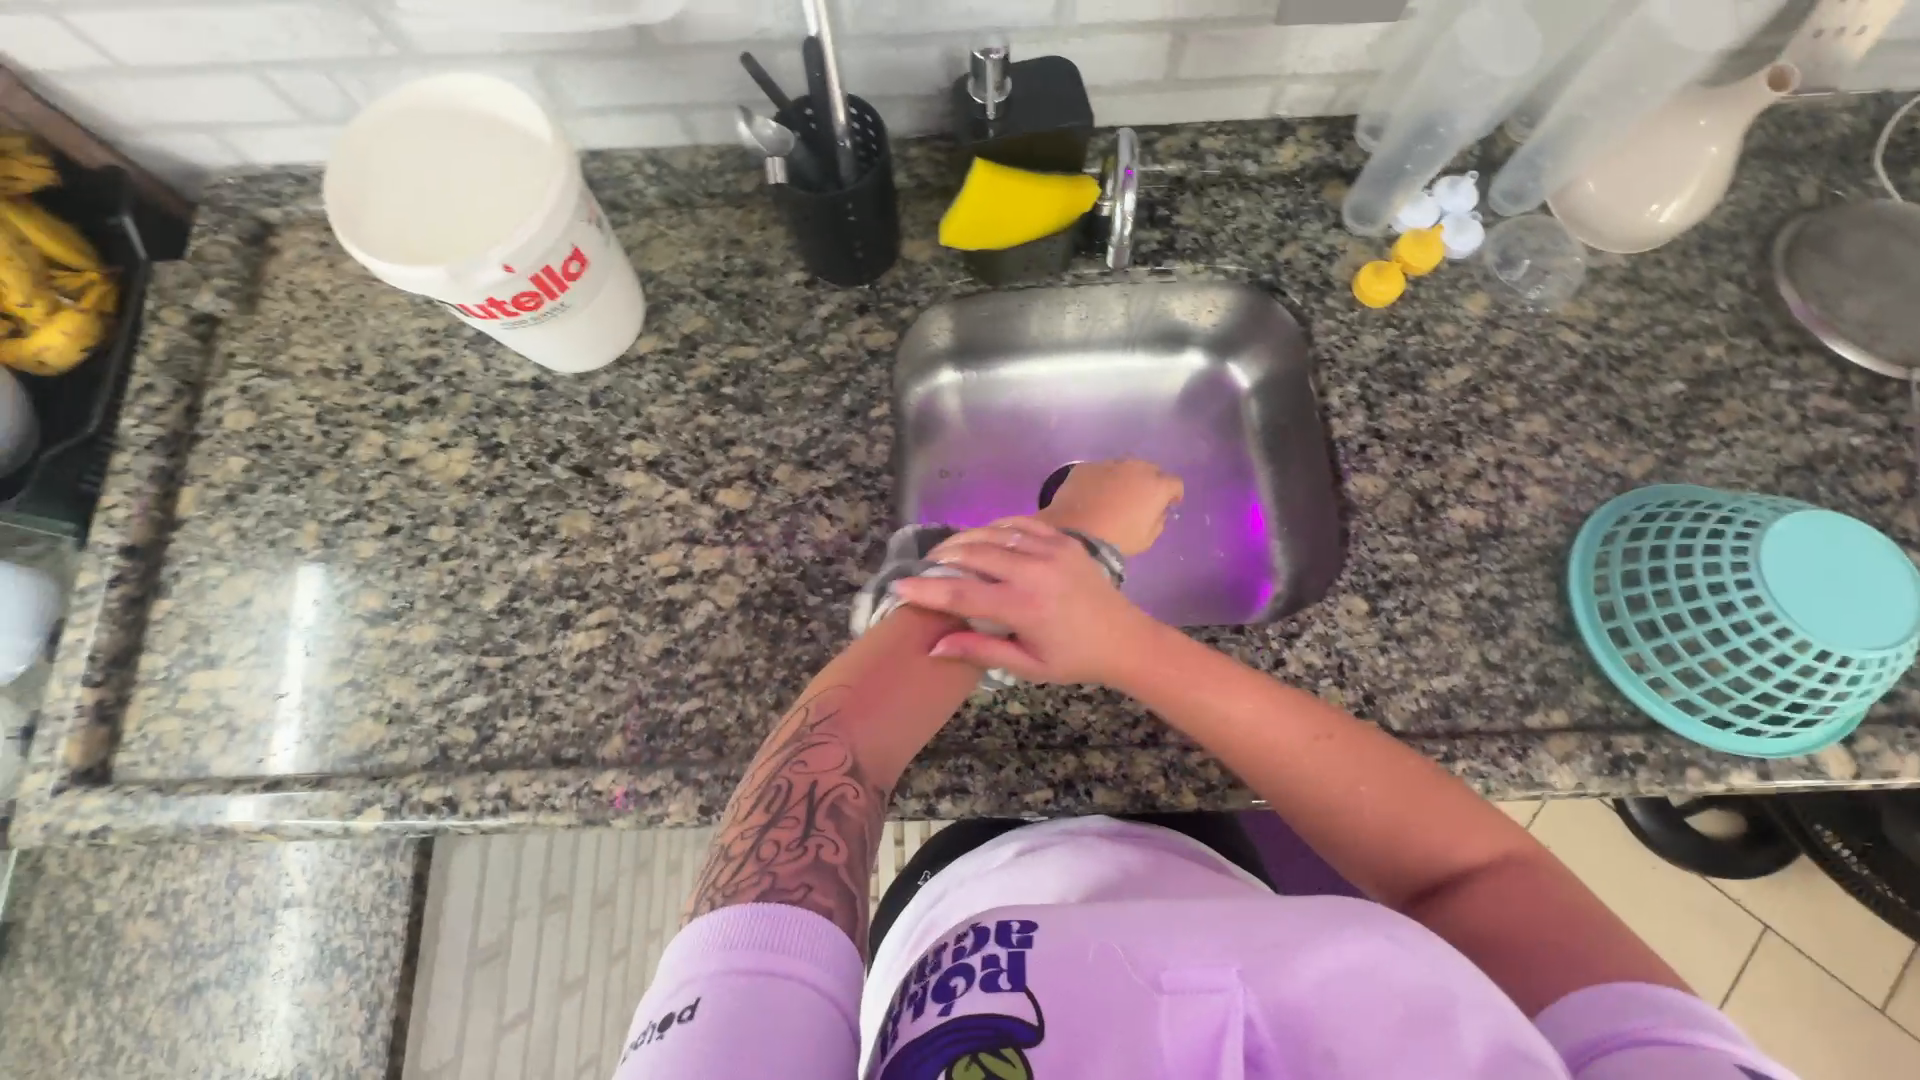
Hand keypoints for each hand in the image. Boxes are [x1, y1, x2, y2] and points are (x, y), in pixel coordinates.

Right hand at [889, 515, 1163, 684]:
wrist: (1124, 639)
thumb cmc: (1073, 660)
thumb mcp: (1026, 666)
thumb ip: (979, 650)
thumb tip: (933, 644)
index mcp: (1024, 607)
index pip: (961, 594)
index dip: (925, 590)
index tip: (898, 585)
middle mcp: (1034, 571)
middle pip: (972, 555)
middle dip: (940, 559)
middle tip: (922, 568)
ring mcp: (1051, 550)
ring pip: (992, 534)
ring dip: (963, 540)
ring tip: (944, 552)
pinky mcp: (1063, 539)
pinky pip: (1019, 523)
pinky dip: (993, 527)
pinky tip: (980, 537)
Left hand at [1034, 459, 1182, 556]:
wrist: (1075, 534)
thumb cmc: (1117, 541)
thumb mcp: (1147, 539)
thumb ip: (1158, 520)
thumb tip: (1159, 511)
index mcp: (1156, 486)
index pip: (1174, 483)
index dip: (1173, 494)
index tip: (1168, 503)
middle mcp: (1136, 468)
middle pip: (1150, 469)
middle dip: (1150, 481)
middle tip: (1141, 497)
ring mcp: (1109, 464)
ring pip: (1124, 466)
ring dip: (1125, 477)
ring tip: (1116, 493)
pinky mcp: (1086, 467)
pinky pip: (1100, 470)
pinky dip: (1101, 479)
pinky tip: (1093, 493)